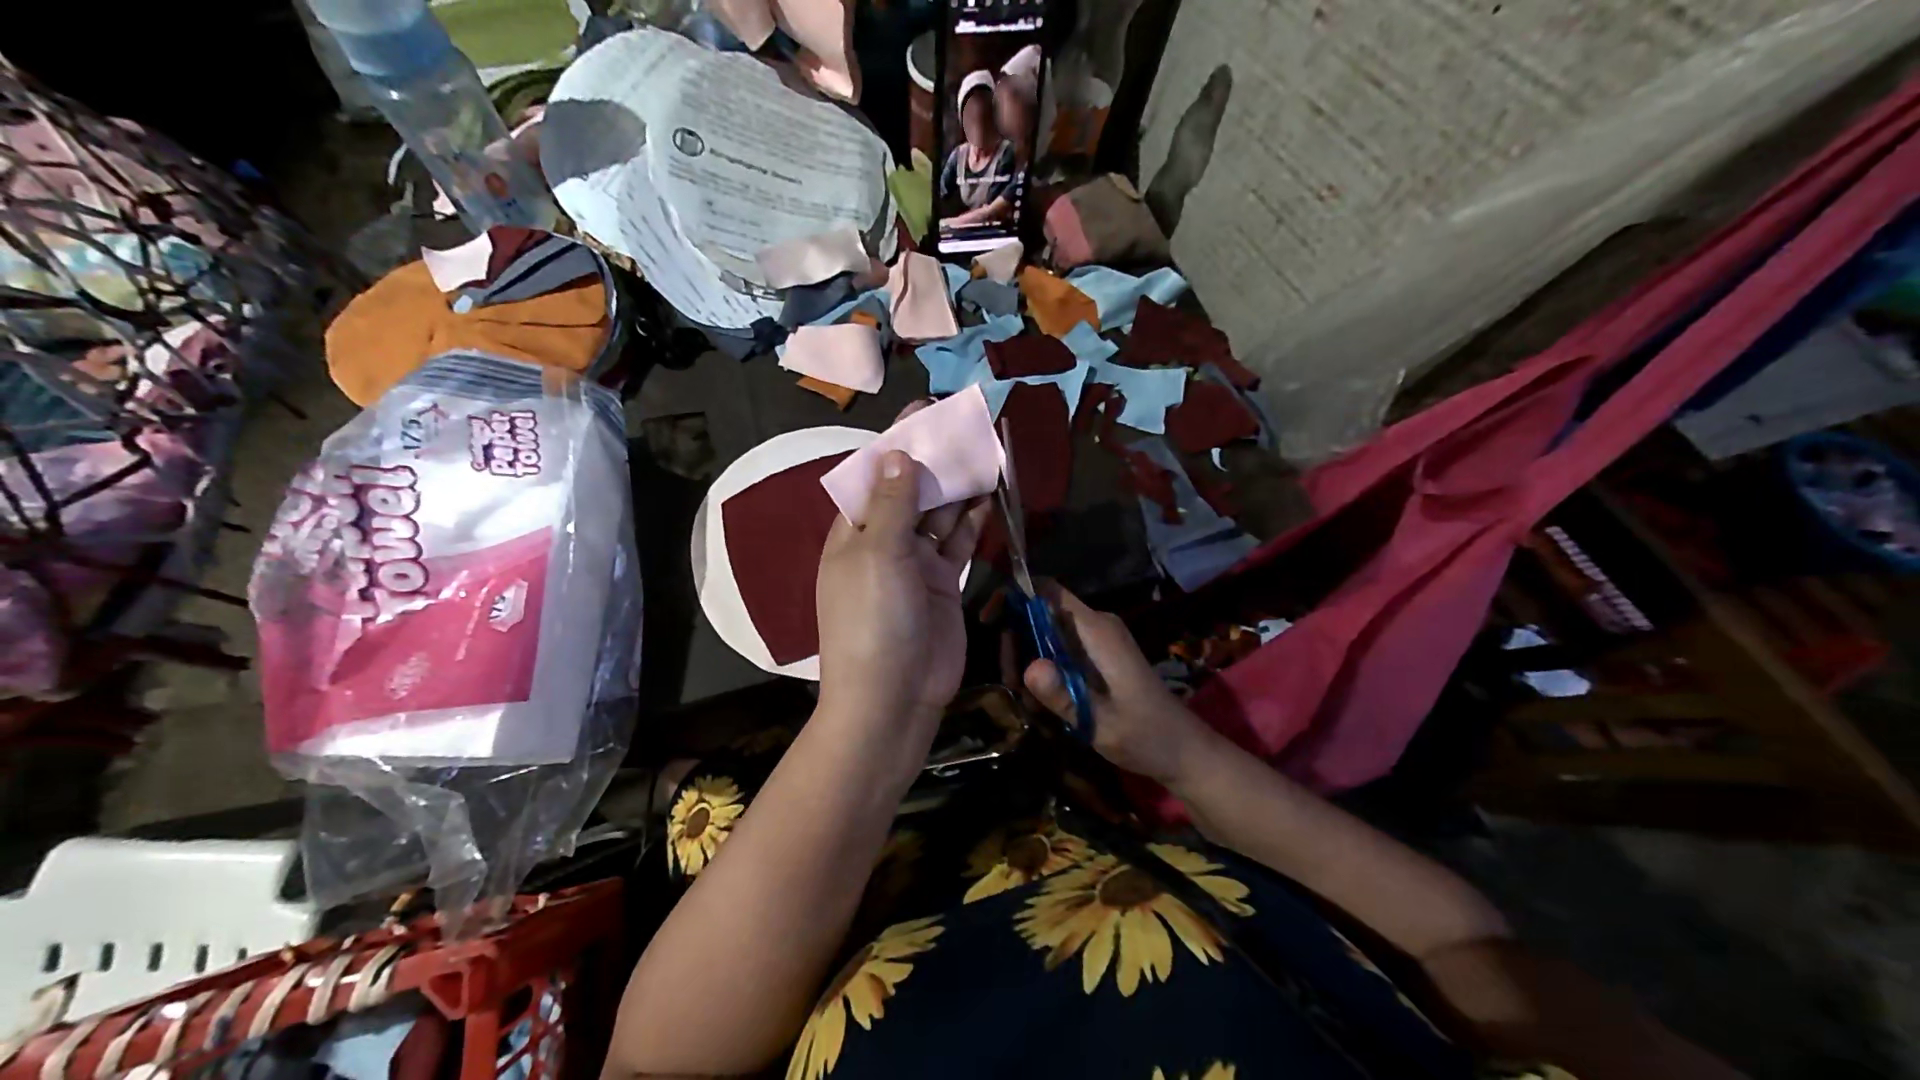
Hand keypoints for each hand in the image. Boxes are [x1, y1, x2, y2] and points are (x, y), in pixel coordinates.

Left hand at [816, 407, 989, 730]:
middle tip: (967, 425)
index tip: (924, 411)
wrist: (893, 697)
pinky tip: (991, 495)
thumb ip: (893, 504)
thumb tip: (898, 453)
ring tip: (987, 451)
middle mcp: (883, 542)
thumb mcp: (878, 555)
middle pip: (912, 490)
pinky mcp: (943, 584)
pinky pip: (958, 543)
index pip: (875, 475)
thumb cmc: (873, 621)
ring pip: (940, 514)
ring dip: (960, 486)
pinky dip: (973, 521)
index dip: (899, 443)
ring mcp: (915, 564)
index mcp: (854, 531)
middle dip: (936, 460)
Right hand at [1022, 585, 1210, 785]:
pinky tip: (1041, 702)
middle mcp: (1095, 626)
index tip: (990, 621)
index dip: (1015, 595)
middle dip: (1016, 640)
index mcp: (1097, 631)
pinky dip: (1043, 670)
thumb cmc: (1145, 735)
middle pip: (1041, 613)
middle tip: (1007, 680)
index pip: (1049, 591)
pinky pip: (1059, 649)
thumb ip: (1064, 695)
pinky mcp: (1097, 657)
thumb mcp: (1100, 722)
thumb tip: (1028, 666)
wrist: (1182, 751)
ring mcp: (1097, 641)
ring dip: (1026, 658)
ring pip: (1046, 633)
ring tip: (1023, 699)